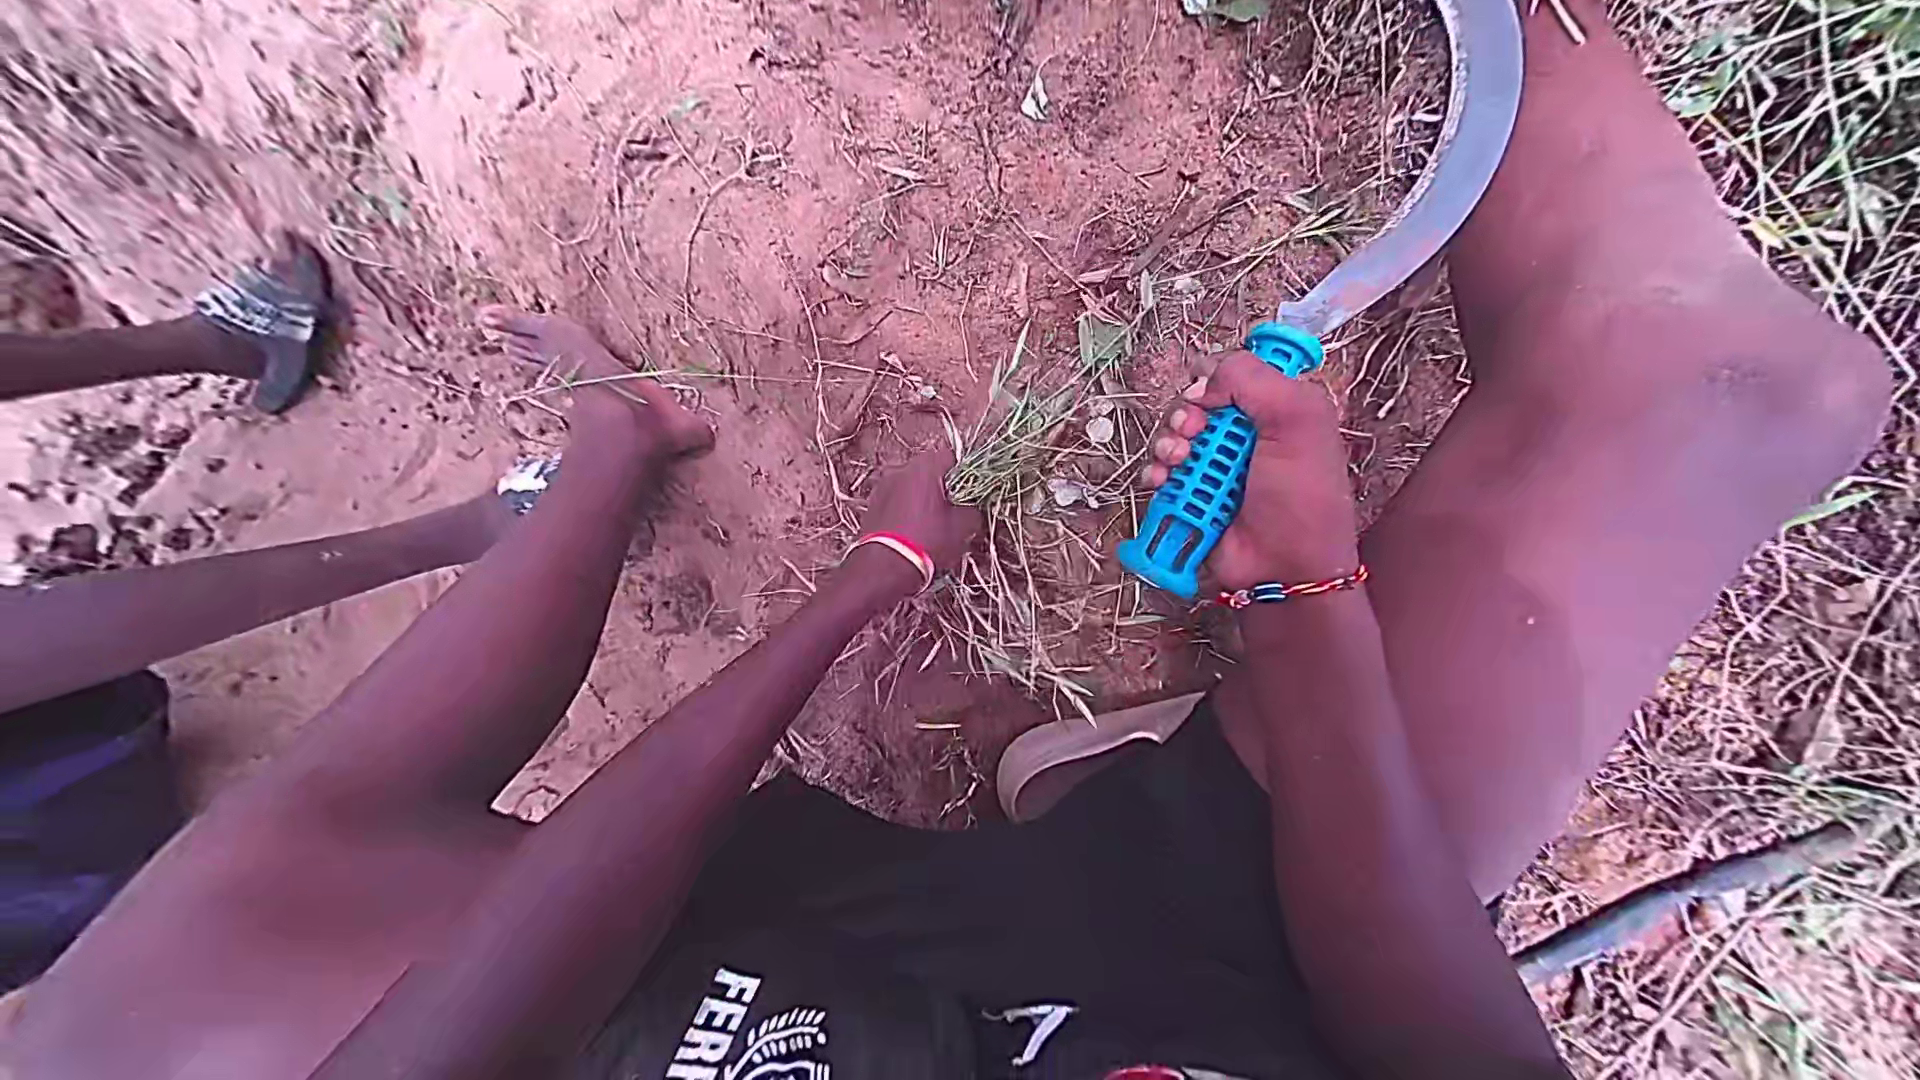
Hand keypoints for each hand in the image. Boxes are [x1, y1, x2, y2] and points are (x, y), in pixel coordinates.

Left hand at [859, 447, 981, 573]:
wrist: (884, 568)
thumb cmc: (927, 541)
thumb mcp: (963, 527)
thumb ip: (973, 509)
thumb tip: (973, 506)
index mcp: (924, 468)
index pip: (951, 457)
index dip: (965, 474)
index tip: (970, 493)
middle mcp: (900, 469)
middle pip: (929, 471)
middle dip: (943, 487)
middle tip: (953, 510)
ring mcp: (882, 486)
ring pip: (912, 486)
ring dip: (923, 498)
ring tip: (932, 524)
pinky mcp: (871, 504)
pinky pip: (897, 500)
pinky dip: (907, 509)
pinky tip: (914, 530)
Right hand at [1141, 351, 1358, 589]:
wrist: (1282, 566)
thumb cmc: (1301, 495)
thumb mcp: (1298, 421)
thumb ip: (1256, 380)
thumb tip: (1205, 377)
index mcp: (1276, 410)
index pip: (1234, 374)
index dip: (1215, 378)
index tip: (1211, 394)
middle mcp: (1242, 435)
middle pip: (1195, 405)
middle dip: (1186, 415)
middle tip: (1193, 432)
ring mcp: (1214, 467)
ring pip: (1172, 437)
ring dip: (1168, 445)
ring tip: (1178, 461)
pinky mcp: (1190, 495)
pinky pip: (1160, 473)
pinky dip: (1157, 474)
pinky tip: (1164, 482)